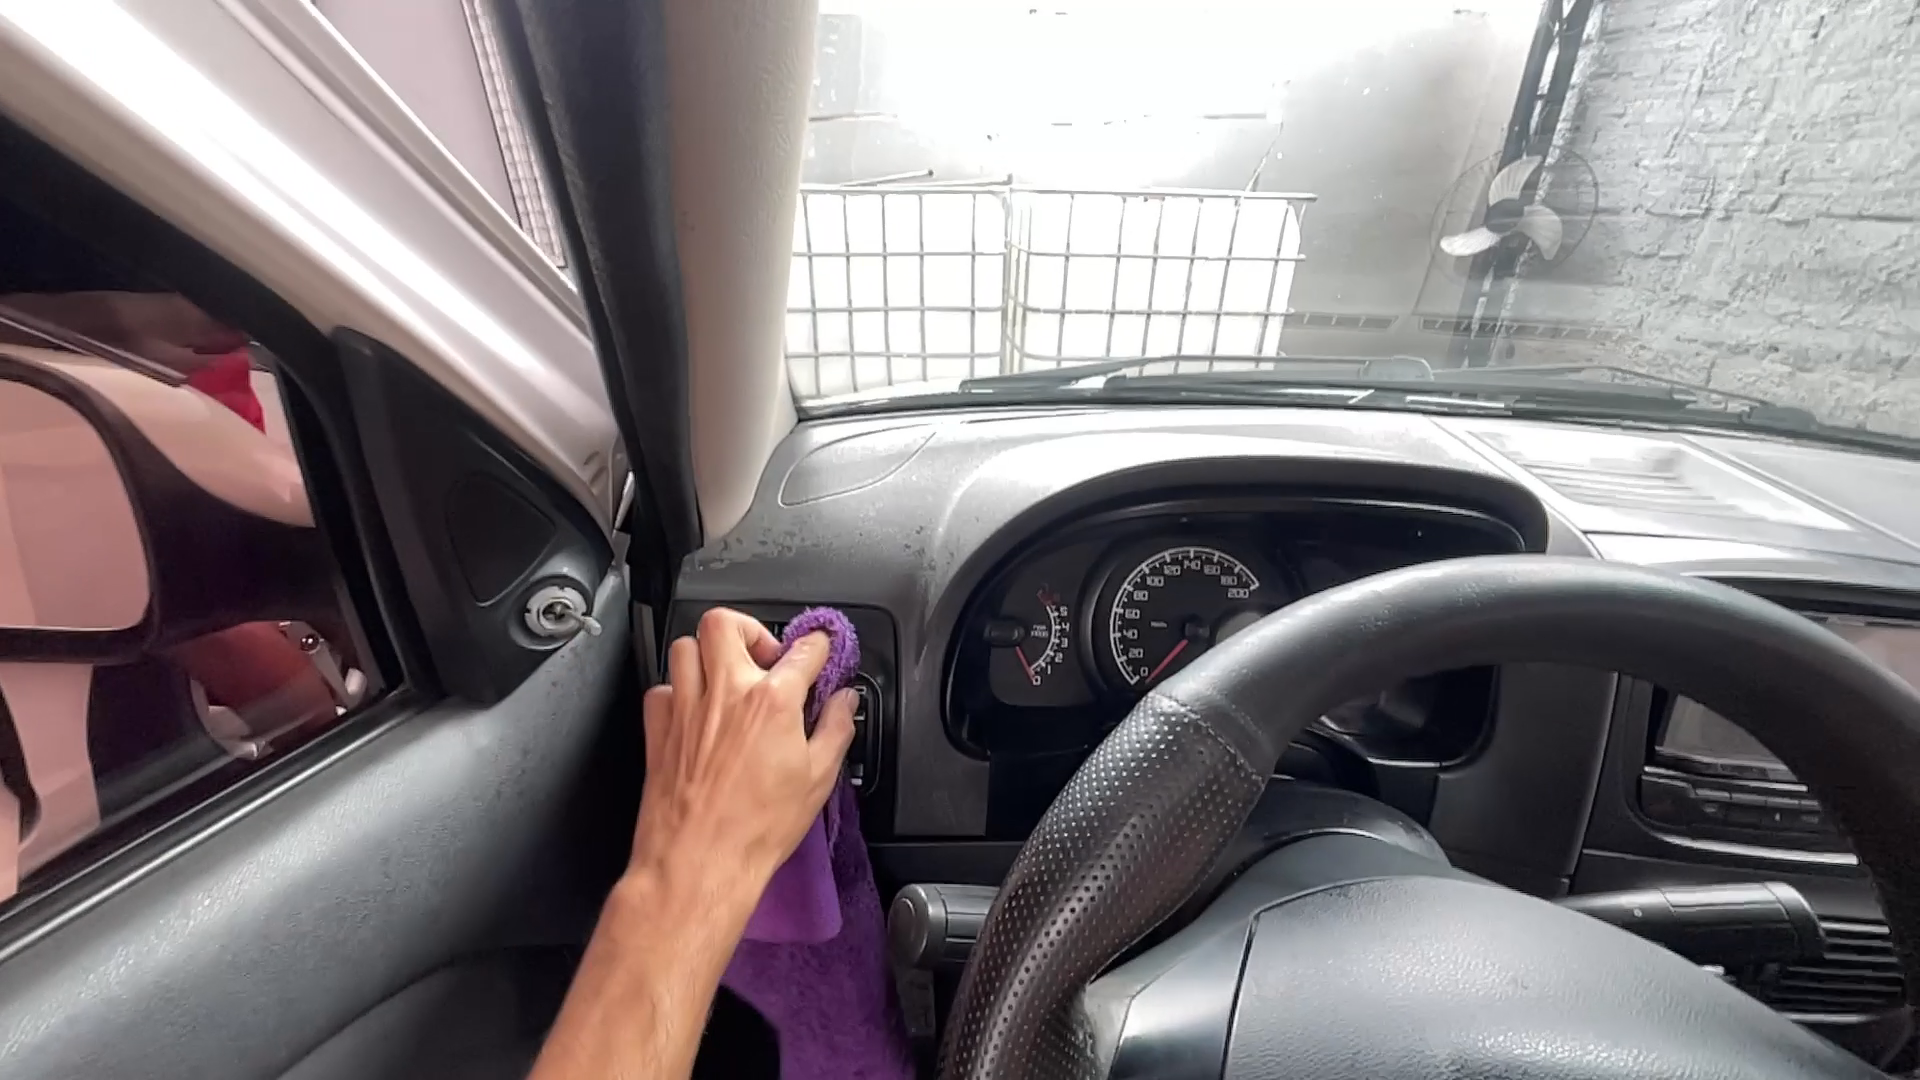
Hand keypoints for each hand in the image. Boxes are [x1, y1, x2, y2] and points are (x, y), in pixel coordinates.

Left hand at [629, 608, 856, 908]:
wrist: (698, 865)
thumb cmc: (757, 827)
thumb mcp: (818, 778)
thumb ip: (836, 728)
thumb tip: (845, 703)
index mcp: (772, 700)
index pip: (803, 648)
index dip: (819, 646)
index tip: (820, 651)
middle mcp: (726, 692)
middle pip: (725, 623)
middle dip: (750, 630)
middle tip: (765, 656)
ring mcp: (686, 707)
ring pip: (685, 646)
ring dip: (710, 654)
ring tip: (729, 677)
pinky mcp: (658, 730)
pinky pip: (662, 688)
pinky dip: (680, 690)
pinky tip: (698, 711)